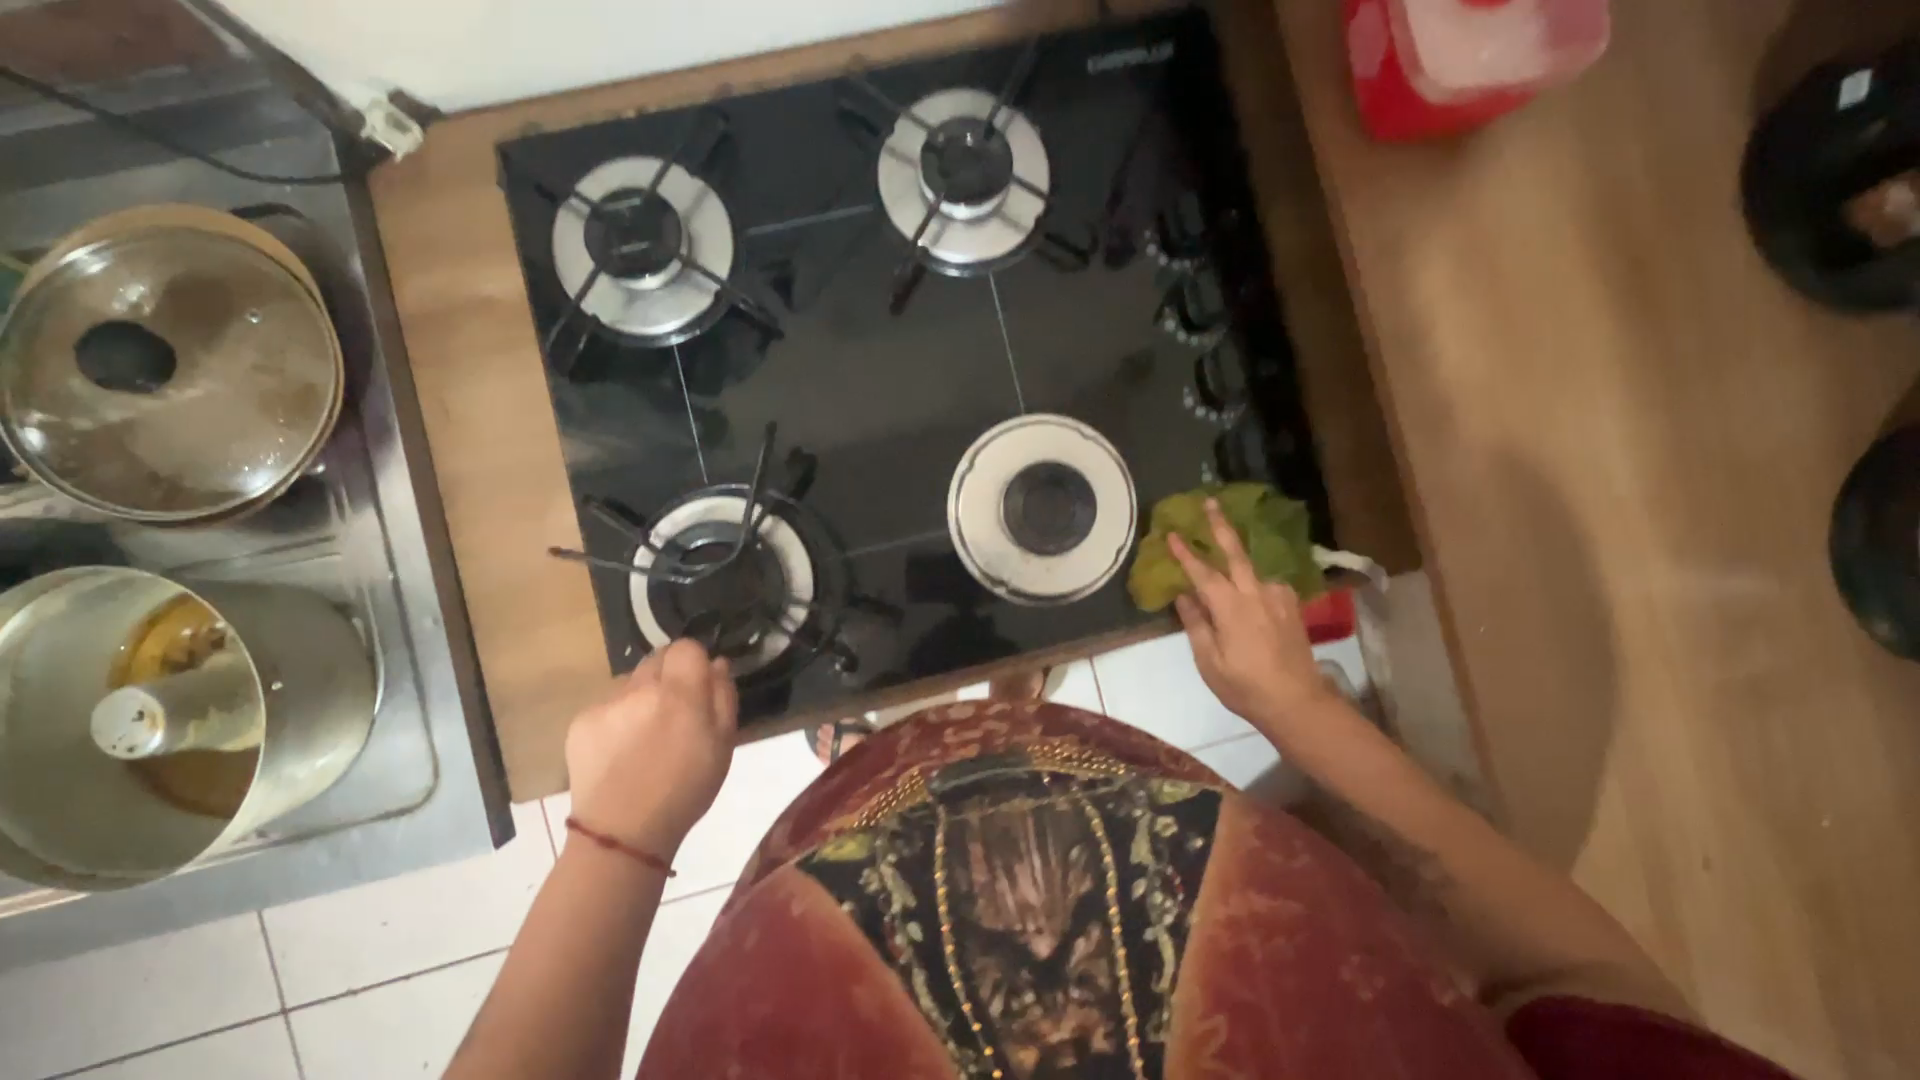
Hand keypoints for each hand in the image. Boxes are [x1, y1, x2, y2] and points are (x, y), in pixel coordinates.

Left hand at [564, 639, 737, 857]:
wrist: (624, 833)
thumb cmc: (686, 791)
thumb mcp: (723, 745)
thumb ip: (723, 697)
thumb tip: (716, 663)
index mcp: (680, 693)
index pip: (686, 647)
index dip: (694, 663)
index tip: (697, 687)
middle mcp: (640, 688)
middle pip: (656, 659)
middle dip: (667, 678)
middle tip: (673, 714)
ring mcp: (606, 704)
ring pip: (630, 683)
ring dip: (641, 698)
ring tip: (644, 738)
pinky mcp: (581, 722)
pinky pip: (607, 706)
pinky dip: (617, 720)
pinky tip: (620, 752)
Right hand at [1169, 498, 1333, 733]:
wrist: (1297, 702)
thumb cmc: (1245, 686)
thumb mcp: (1209, 661)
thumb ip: (1196, 624)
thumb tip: (1183, 595)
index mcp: (1230, 607)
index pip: (1202, 572)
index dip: (1185, 553)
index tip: (1170, 533)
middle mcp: (1255, 594)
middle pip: (1235, 552)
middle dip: (1220, 526)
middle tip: (1210, 501)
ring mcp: (1277, 599)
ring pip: (1253, 570)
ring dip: (1238, 555)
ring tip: (1226, 546)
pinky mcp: (1291, 607)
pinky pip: (1268, 585)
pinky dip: (1255, 581)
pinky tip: (1251, 590)